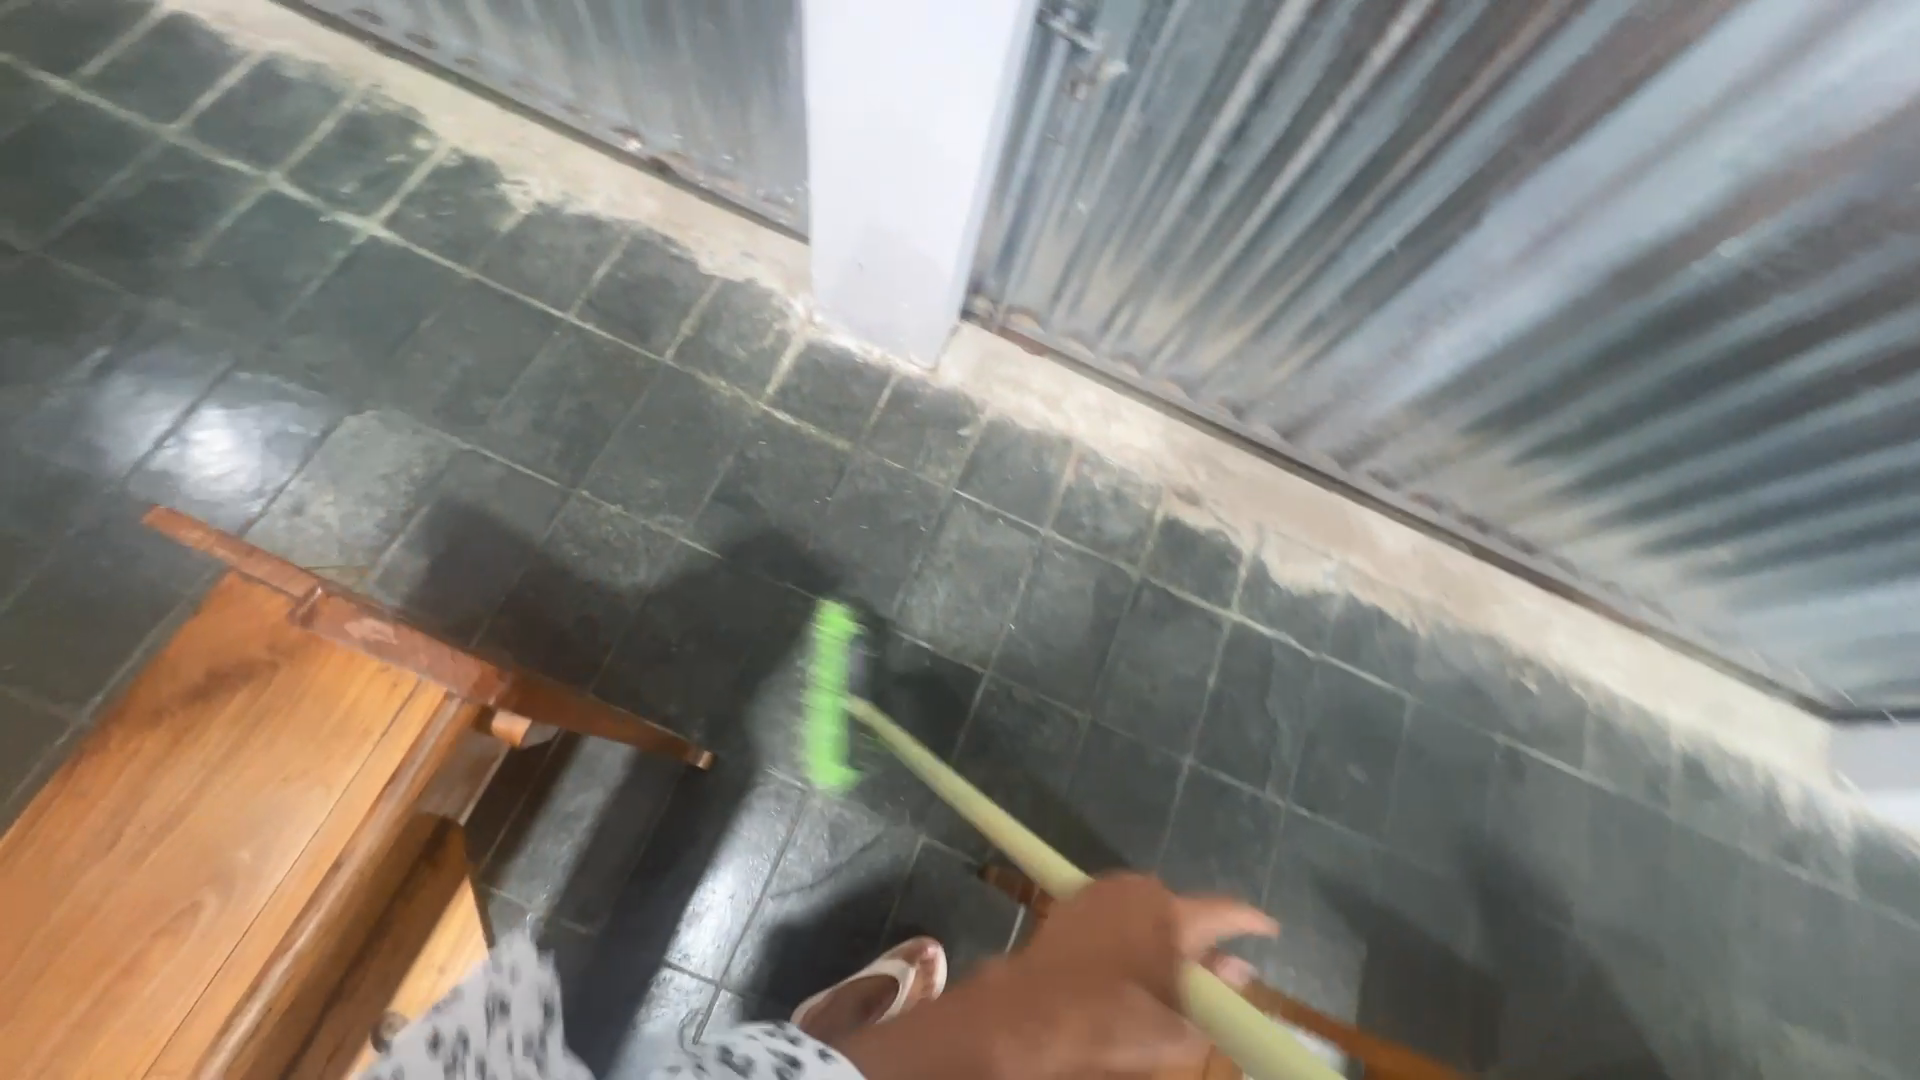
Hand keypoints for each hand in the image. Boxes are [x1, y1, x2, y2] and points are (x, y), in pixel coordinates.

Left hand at [838, 873, 1276, 1079]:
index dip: (1251, 921)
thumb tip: (1237, 972)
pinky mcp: (1077, 897)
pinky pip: (1119, 907)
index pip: (1226, 910)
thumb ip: (1216, 997)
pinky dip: (1130, 927)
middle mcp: (1142, 890)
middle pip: (1184, 908)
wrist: (1032, 1010)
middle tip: (1207, 972)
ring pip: (1149, 906)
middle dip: (1198, 936)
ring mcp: (1106, 889)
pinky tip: (1124, 958)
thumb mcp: (1178, 1026)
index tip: (1268, 928)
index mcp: (1173, 916)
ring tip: (1161, 970)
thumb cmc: (1111, 1022)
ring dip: (1161, 930)